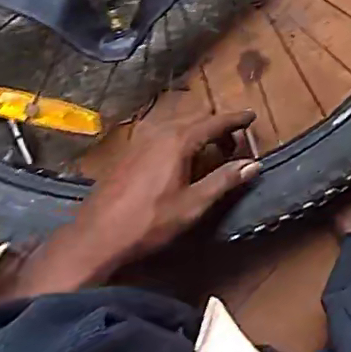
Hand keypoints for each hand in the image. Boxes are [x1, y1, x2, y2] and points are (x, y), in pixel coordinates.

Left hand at [0, 108, 261, 298]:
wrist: (98, 234)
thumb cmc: (149, 221)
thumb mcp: (193, 205)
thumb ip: (224, 181)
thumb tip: (253, 164)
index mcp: (179, 140)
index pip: (215, 121)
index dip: (236, 119)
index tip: (252, 117)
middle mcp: (160, 130)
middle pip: (197, 117)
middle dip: (218, 126)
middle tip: (234, 145)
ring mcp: (142, 138)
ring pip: (178, 122)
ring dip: (198, 130)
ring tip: (210, 152)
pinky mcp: (130, 149)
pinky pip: (163, 131)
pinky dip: (180, 136)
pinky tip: (180, 159)